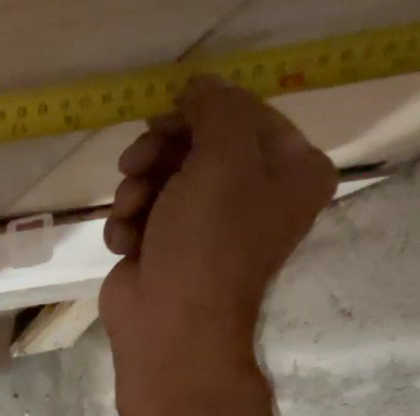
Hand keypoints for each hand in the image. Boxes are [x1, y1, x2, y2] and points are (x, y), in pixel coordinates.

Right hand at [99, 76, 335, 355]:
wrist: (170, 326)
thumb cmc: (208, 242)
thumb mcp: (222, 158)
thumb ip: (216, 110)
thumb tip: (200, 86)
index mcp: (293, 171)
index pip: (245, 115)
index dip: (198, 113)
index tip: (162, 118)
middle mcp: (255, 196)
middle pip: (197, 145)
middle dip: (158, 153)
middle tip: (134, 164)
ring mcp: (207, 226)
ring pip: (161, 179)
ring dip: (135, 191)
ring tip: (129, 211)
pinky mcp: (166, 249)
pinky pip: (142, 216)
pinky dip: (128, 225)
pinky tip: (126, 244)